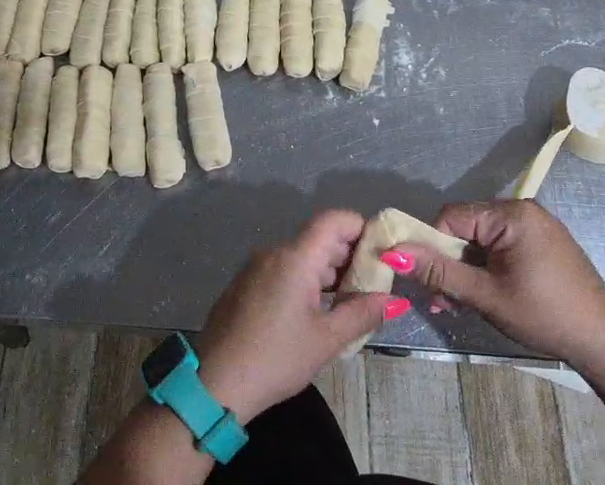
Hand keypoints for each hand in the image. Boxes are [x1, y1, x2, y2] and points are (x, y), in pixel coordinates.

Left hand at [193, 210, 406, 419]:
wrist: (213, 384)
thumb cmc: (275, 359)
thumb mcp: (326, 340)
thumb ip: (362, 314)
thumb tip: (391, 299)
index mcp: (295, 258)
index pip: (333, 220)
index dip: (361, 228)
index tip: (381, 254)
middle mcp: (274, 253)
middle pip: (319, 237)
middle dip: (349, 254)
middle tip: (373, 284)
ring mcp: (255, 268)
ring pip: (301, 255)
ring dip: (328, 271)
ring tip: (349, 301)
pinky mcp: (245, 285)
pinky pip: (283, 270)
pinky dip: (305, 280)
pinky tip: (315, 311)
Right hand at [390, 200, 604, 362]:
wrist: (604, 341)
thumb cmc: (543, 314)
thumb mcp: (485, 295)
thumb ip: (439, 272)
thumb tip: (393, 253)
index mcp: (511, 214)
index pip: (452, 216)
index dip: (432, 246)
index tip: (426, 281)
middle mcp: (523, 211)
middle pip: (466, 228)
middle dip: (449, 263)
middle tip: (442, 301)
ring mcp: (536, 227)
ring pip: (482, 241)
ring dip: (466, 271)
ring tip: (459, 306)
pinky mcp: (543, 244)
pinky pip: (501, 247)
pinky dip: (486, 269)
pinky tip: (484, 297)